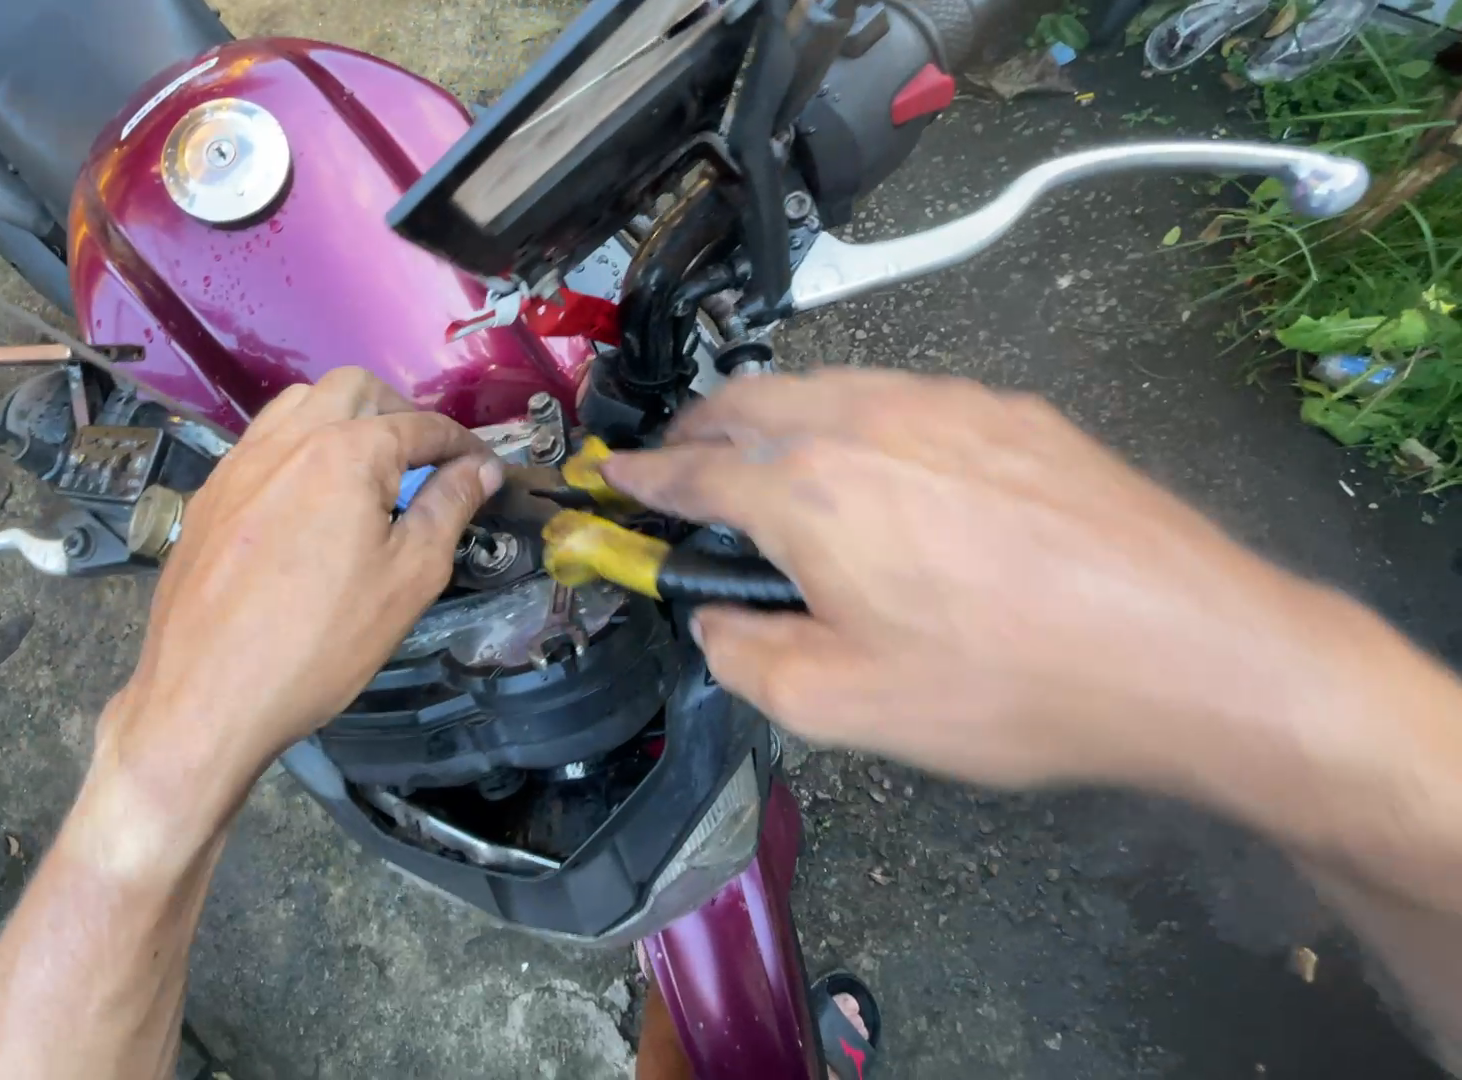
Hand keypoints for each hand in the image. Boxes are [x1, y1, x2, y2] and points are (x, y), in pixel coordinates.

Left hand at [104, 369, 500, 793]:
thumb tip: (480, 468)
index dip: (461, 444)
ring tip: (366, 469)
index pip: (419, 425)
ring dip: (344, 417)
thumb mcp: (409, 576)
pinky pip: (262, 442)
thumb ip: (449, 507)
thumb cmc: (324, 641)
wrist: (206, 697)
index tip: (483, 468)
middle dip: (400, 411)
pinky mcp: (208, 494)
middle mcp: (288, 439)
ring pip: (300, 404)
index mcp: (346, 452)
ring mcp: (239, 463)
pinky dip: (300, 446)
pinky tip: (308, 499)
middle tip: (423, 460)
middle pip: (354, 388)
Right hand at [601, 369, 1333, 789]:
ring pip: (814, 385)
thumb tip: (712, 615)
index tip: (609, 471)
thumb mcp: (836, 706)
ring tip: (760, 458)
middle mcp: (860, 424)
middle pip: (743, 402)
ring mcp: (938, 402)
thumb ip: (740, 654)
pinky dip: (840, 416)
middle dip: (693, 429)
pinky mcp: (1002, 407)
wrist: (1198, 656)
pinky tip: (865, 461)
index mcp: (807, 495)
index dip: (641, 476)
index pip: (692, 472)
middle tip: (676, 463)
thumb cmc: (1001, 686)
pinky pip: (888, 393)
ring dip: (763, 416)